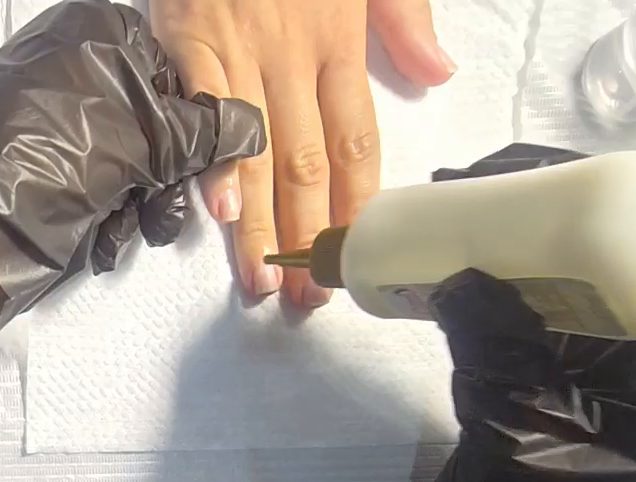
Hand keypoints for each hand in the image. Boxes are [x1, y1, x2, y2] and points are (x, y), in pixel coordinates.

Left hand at [0, 0, 264, 364]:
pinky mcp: (32, 163)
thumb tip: (251, 128)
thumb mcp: (143, 136)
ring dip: (132, 206)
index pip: (173, 73)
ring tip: (122, 231)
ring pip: (119, 162)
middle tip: (164, 216)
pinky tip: (97, 237)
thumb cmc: (65, 155)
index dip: (193, 129)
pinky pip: (86, 183)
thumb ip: (202, 131)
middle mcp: (72, 63)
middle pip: (146, 121)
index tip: (200, 171)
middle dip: (161, 178)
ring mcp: (48, 115)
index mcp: (98, 30)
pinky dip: (99, 215)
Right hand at [151, 0, 454, 306]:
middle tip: (303, 300)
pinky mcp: (197, 41)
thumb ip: (402, 17)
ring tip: (259, 279)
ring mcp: (246, 52)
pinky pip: (208, 110)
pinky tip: (217, 209)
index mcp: (339, 43)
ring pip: (259, 152)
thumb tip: (437, 71)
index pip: (354, 144)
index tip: (350, 260)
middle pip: (306, 167)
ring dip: (259, 224)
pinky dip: (214, 159)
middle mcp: (296, 58)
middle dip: (305, 238)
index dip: (352, 208)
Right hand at [400, 146, 635, 481]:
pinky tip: (478, 266)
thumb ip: (498, 346)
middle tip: (531, 180)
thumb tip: (458, 275)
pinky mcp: (581, 374)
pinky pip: (569, 306)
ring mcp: (634, 363)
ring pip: (618, 271)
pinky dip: (527, 279)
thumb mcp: (528, 419)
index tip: (632, 166)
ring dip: (559, 235)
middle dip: (609, 198)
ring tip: (488, 208)